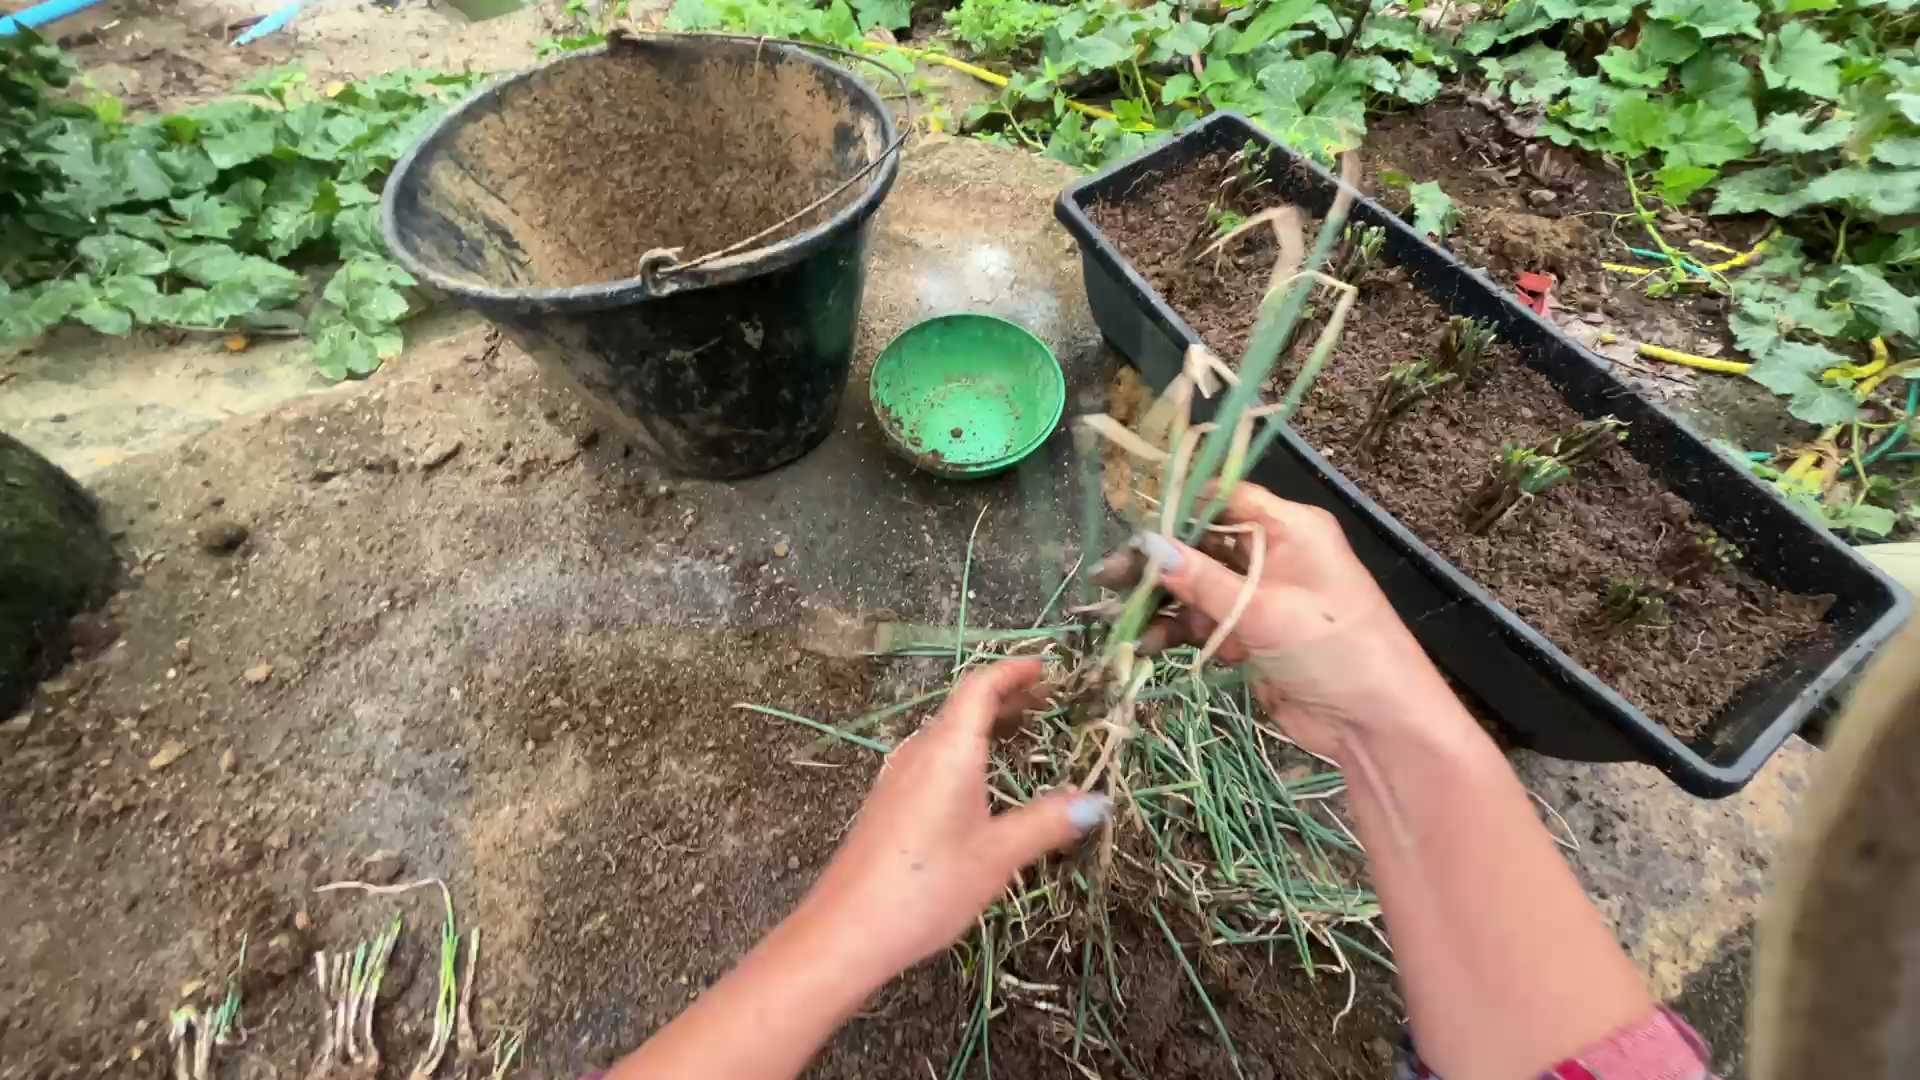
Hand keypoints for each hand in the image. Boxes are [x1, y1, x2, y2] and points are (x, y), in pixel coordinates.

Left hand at [795, 658, 1107, 983]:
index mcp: (949, 748)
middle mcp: (921, 749)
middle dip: (1007, 695)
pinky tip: (981, 776)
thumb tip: (1096, 802)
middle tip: (1047, 699)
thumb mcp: (998, 854)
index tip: (1045, 667)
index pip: (980, 686)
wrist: (847, 928)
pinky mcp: (891, 798)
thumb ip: (1047, 822)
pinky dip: (967, 746)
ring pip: (948, 729)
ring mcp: (900, 773)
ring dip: (986, 721)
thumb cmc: (929, 883)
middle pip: (964, 703)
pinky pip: (935, 753)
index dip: (1013, 671)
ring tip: (1023, 730)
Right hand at [1096, 483, 1454, 761]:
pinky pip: (1202, 622)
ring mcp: (1259, 596)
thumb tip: (1147, 544)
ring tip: (1115, 616)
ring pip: (1195, 587)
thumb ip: (1201, 579)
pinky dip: (1175, 632)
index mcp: (1289, 530)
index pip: (1226, 499)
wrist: (1377, 727)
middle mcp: (1272, 555)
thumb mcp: (1263, 611)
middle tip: (1108, 576)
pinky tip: (1147, 645)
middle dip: (1156, 563)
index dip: (1180, 506)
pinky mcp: (1249, 634)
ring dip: (1158, 602)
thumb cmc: (1333, 651)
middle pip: (1201, 545)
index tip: (1133, 521)